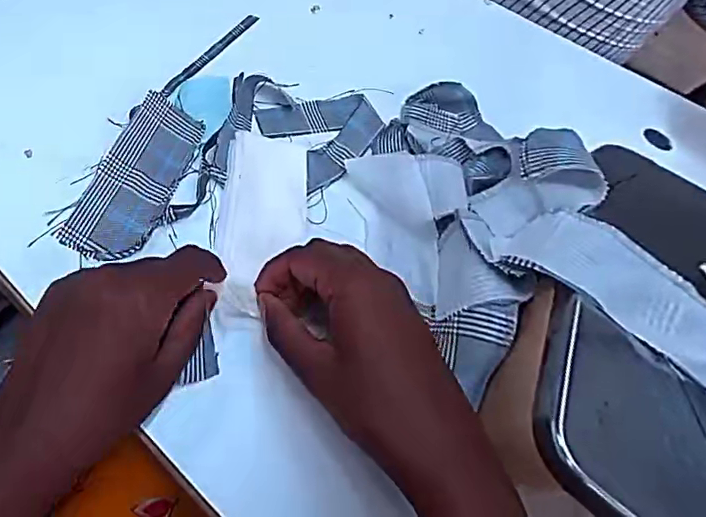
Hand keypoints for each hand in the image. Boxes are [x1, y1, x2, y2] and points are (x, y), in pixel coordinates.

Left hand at [0, 246, 221, 516]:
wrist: (35, 425)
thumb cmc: (102, 412)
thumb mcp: (161, 376)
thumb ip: (189, 326)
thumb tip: (202, 295)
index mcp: (140, 297)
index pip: (185, 260)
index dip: (206, 266)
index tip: (213, 276)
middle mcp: (107, 277)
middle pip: (153, 269)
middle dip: (168, 290)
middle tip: (169, 328)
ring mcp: (78, 280)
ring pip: (123, 275)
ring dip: (136, 295)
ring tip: (127, 342)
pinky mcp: (57, 289)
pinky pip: (95, 283)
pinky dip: (107, 299)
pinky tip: (101, 337)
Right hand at [257, 240, 521, 516]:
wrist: (443, 452)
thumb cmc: (383, 411)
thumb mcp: (316, 370)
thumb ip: (283, 329)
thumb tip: (268, 306)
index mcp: (355, 285)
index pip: (301, 257)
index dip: (273, 274)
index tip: (262, 300)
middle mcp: (379, 280)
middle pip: (323, 253)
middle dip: (293, 273)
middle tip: (276, 305)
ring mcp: (397, 296)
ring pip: (344, 265)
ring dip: (315, 280)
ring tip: (298, 317)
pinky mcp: (407, 314)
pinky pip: (365, 282)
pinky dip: (339, 290)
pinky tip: (328, 325)